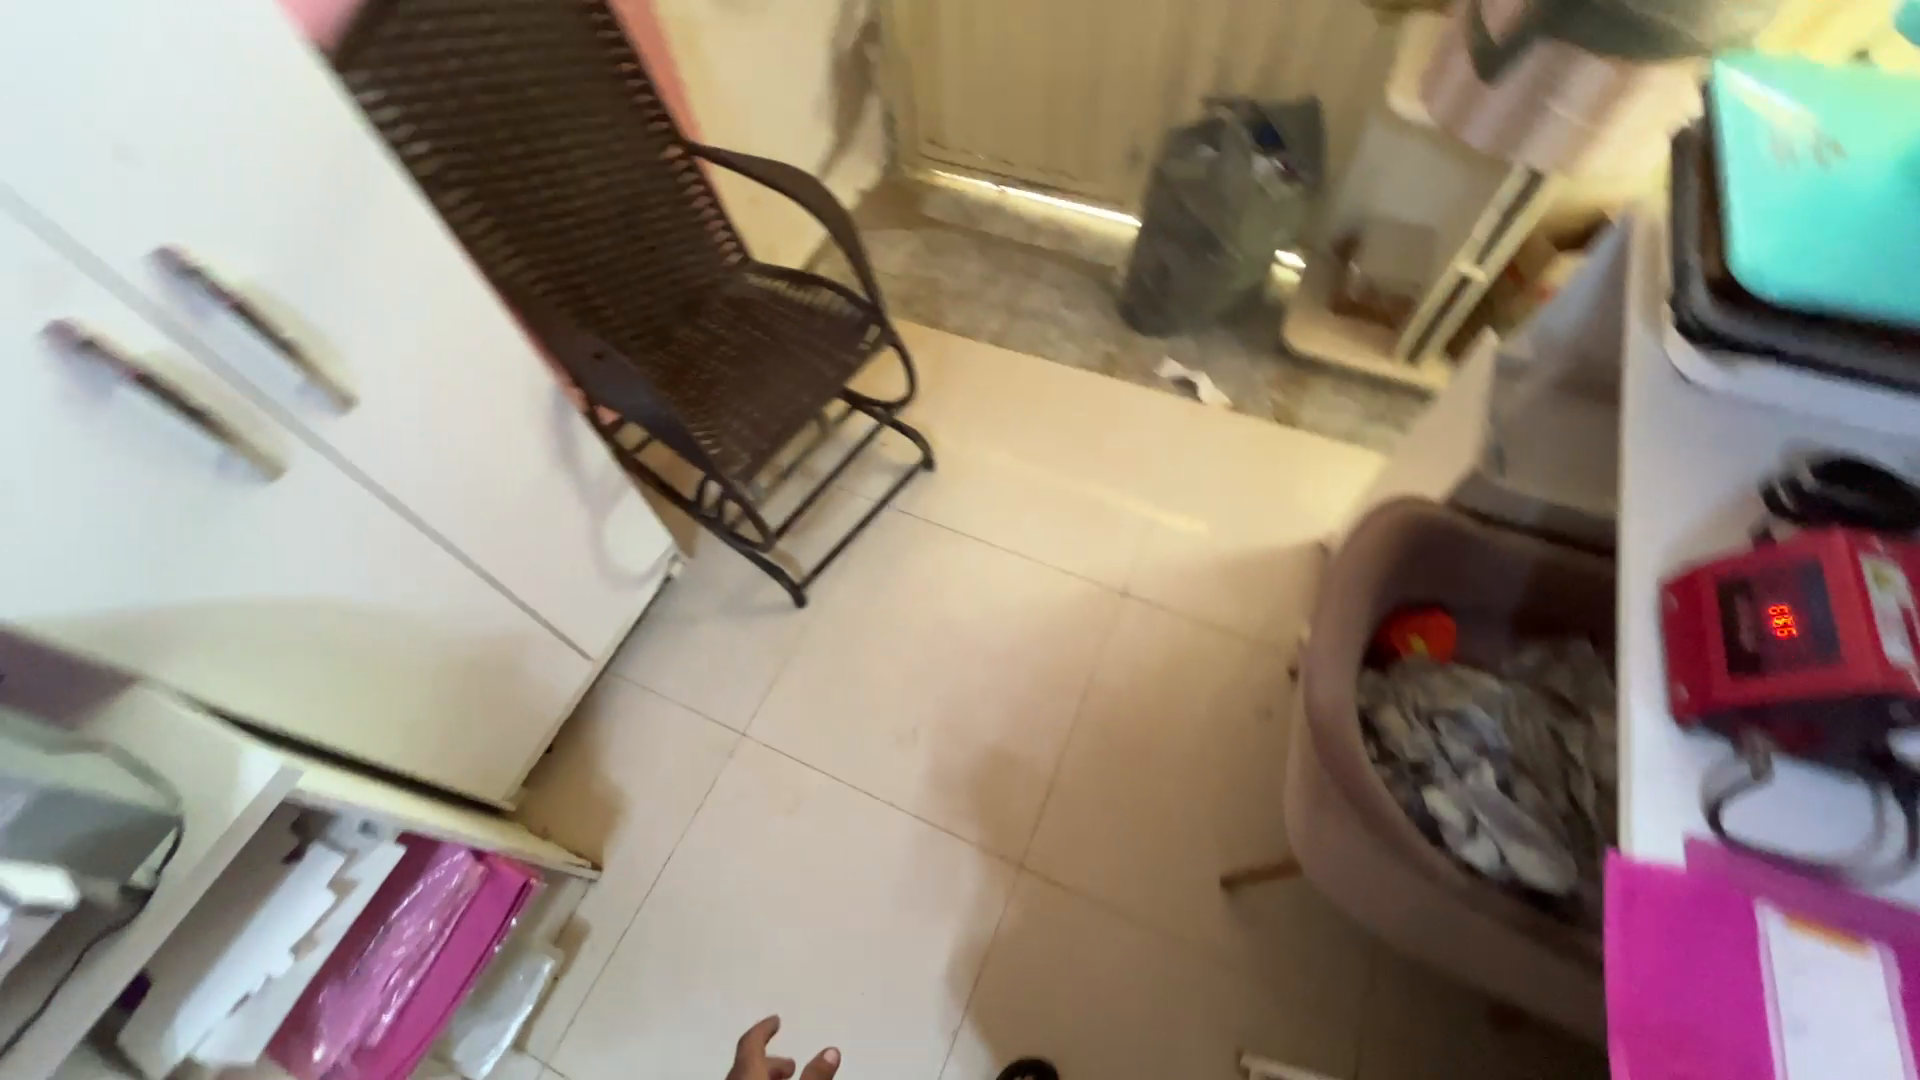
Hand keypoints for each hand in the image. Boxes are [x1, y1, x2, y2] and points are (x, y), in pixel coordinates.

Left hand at [728, 1016, 840, 1079]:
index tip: (776, 1019)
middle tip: (791, 1065)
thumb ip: (814, 1075)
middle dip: (769, 1059)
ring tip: (787, 1079)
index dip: (763, 1028)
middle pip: (746, 1063)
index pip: (750, 1041)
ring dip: (763, 1074)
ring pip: (743, 1079)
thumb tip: (832, 1050)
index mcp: (747, 1073)